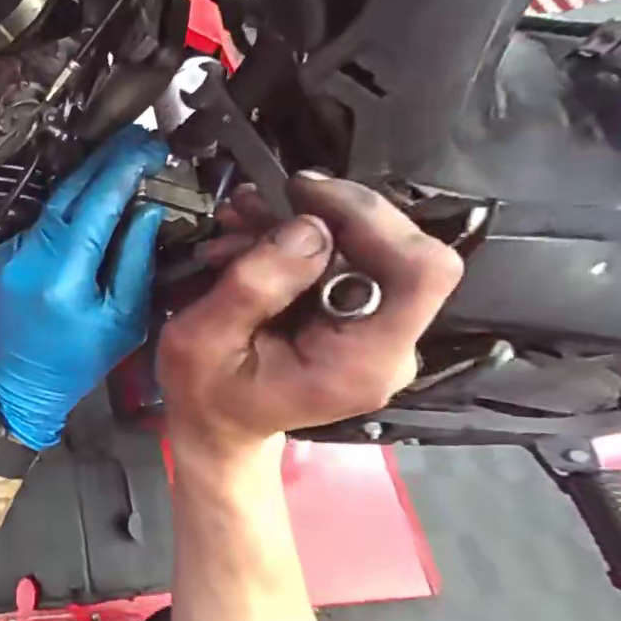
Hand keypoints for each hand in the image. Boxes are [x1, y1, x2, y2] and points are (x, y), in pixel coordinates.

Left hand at [0, 125, 166, 448]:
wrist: (18, 386)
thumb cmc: (73, 364)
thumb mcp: (121, 321)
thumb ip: (135, 261)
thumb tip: (147, 210)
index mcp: (61, 275)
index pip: (95, 204)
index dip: (124, 169)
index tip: (149, 148)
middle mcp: (25, 256)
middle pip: (68, 191)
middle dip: (105, 160)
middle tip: (137, 139)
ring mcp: (4, 254)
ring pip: (50, 204)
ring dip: (85, 181)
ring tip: (118, 162)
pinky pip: (35, 222)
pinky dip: (63, 209)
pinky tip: (86, 200)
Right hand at [159, 170, 462, 458]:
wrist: (218, 425)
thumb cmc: (206, 396)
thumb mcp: (201, 341)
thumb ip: (252, 287)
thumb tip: (308, 227)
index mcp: (360, 365)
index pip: (419, 274)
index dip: (372, 219)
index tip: (304, 195)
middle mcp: (388, 346)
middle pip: (396, 250)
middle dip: (322, 214)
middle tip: (251, 206)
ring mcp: (377, 329)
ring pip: (368, 246)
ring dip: (300, 223)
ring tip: (236, 225)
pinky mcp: (358, 315)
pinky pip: (345, 258)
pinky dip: (297, 239)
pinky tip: (249, 240)